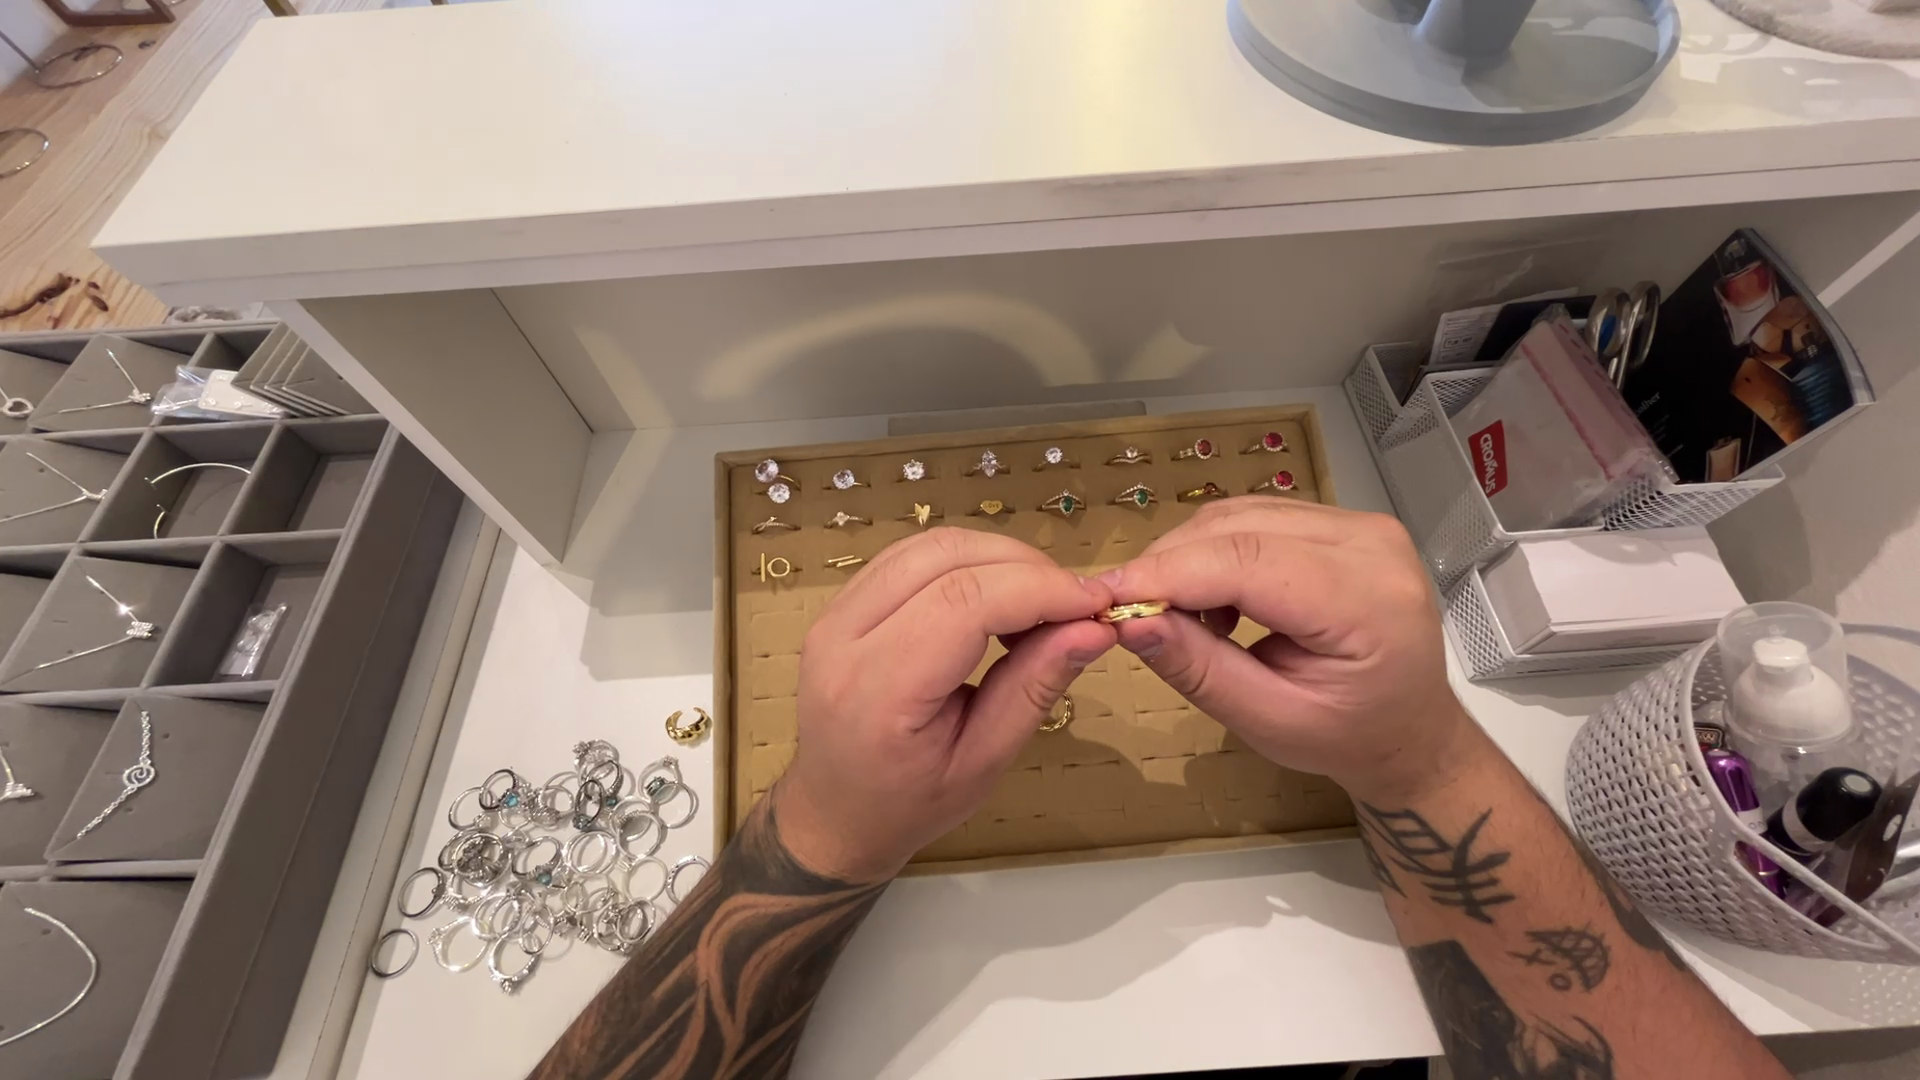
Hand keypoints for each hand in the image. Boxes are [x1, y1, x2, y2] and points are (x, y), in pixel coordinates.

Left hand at [773, 528, 1115, 881]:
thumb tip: (1094, 629)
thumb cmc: (908, 805)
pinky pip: (910, 556)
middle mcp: (843, 636)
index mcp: (878, 690)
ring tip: (1038, 600)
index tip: (1096, 603)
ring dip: (996, 557)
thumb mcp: (984, 762)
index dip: (1039, 589)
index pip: (965, 602)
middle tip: (1073, 602)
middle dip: (1024, 565)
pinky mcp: (840, 603)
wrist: (833, 811)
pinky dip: (965, 562)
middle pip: (945, 557)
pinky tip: (995, 594)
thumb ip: (1034, 687)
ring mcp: (834, 612)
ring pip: (928, 545)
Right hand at [1101, 497, 1478, 804]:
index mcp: (1368, 602)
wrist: (1407, 727)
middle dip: (1167, 565)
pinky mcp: (1337, 520)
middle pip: (1236, 529)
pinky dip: (1210, 551)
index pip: (1246, 563)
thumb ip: (1199, 669)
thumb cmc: (1345, 736)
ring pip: (1236, 515)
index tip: (1105, 598)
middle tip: (1127, 611)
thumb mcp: (1268, 721)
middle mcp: (1368, 544)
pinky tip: (1211, 596)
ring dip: (1186, 556)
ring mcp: (1356, 523)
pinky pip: (1251, 517)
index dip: (1167, 574)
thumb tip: (1129, 622)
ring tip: (1175, 613)